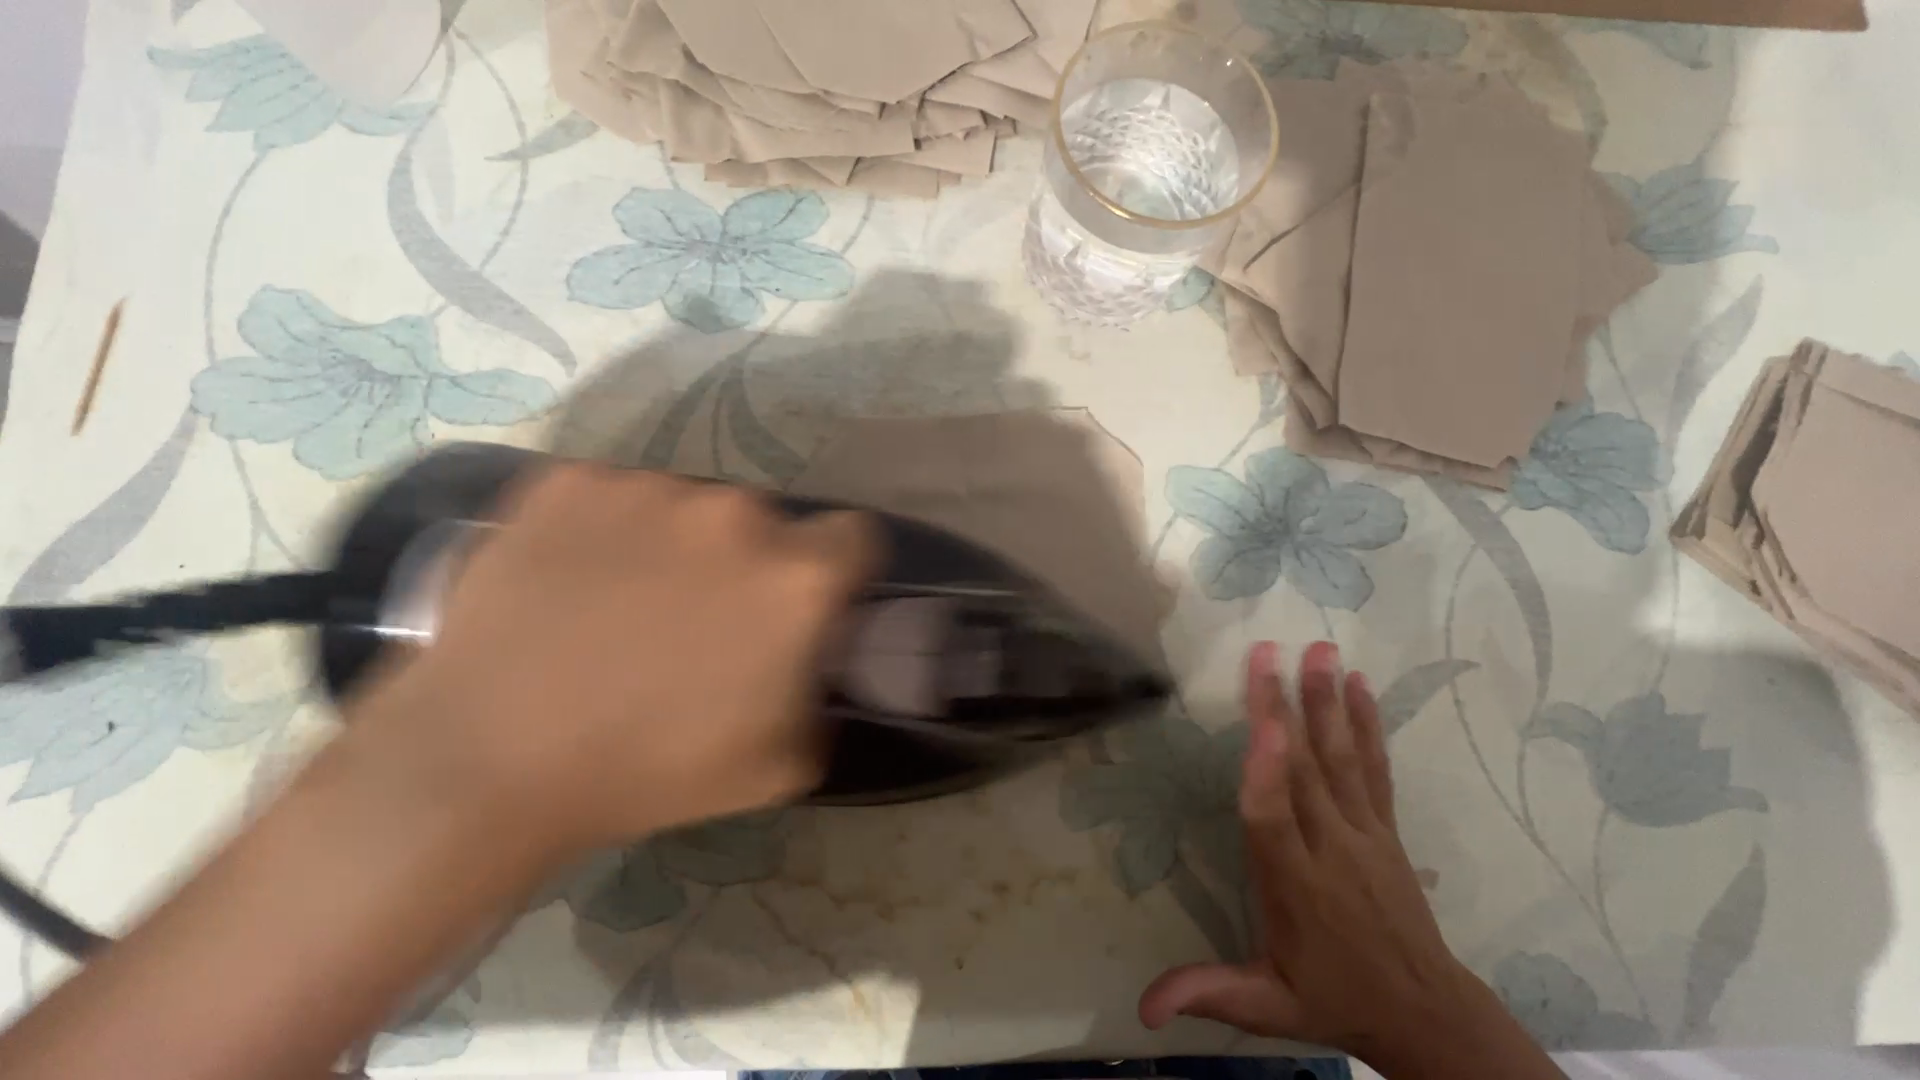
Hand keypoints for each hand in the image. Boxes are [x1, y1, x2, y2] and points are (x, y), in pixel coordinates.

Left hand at [346, 465, 879, 856]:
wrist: (486, 761)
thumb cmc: (649, 770)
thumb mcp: (777, 763)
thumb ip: (819, 696)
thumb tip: (817, 661)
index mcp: (795, 578)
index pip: (857, 537)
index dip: (840, 569)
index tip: (811, 602)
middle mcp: (734, 513)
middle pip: (766, 523)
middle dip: (751, 563)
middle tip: (704, 618)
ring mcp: (646, 488)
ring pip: (687, 507)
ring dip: (677, 544)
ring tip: (624, 605)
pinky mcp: (567, 482)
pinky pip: (612, 498)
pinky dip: (605, 531)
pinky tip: (571, 584)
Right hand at [1140, 642, 1547, 1074]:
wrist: (1425, 1009)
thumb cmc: (1333, 999)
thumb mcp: (1268, 1006)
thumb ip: (1207, 993)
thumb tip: (1140, 1010)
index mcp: (1295, 887)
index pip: (1275, 821)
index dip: (1266, 773)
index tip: (1263, 724)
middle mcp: (1331, 849)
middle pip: (1304, 772)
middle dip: (1285, 709)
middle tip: (1272, 652)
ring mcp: (1364, 834)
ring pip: (1341, 759)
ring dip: (1328, 701)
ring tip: (1321, 649)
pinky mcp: (1385, 828)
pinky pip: (1374, 769)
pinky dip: (1367, 725)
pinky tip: (1359, 687)